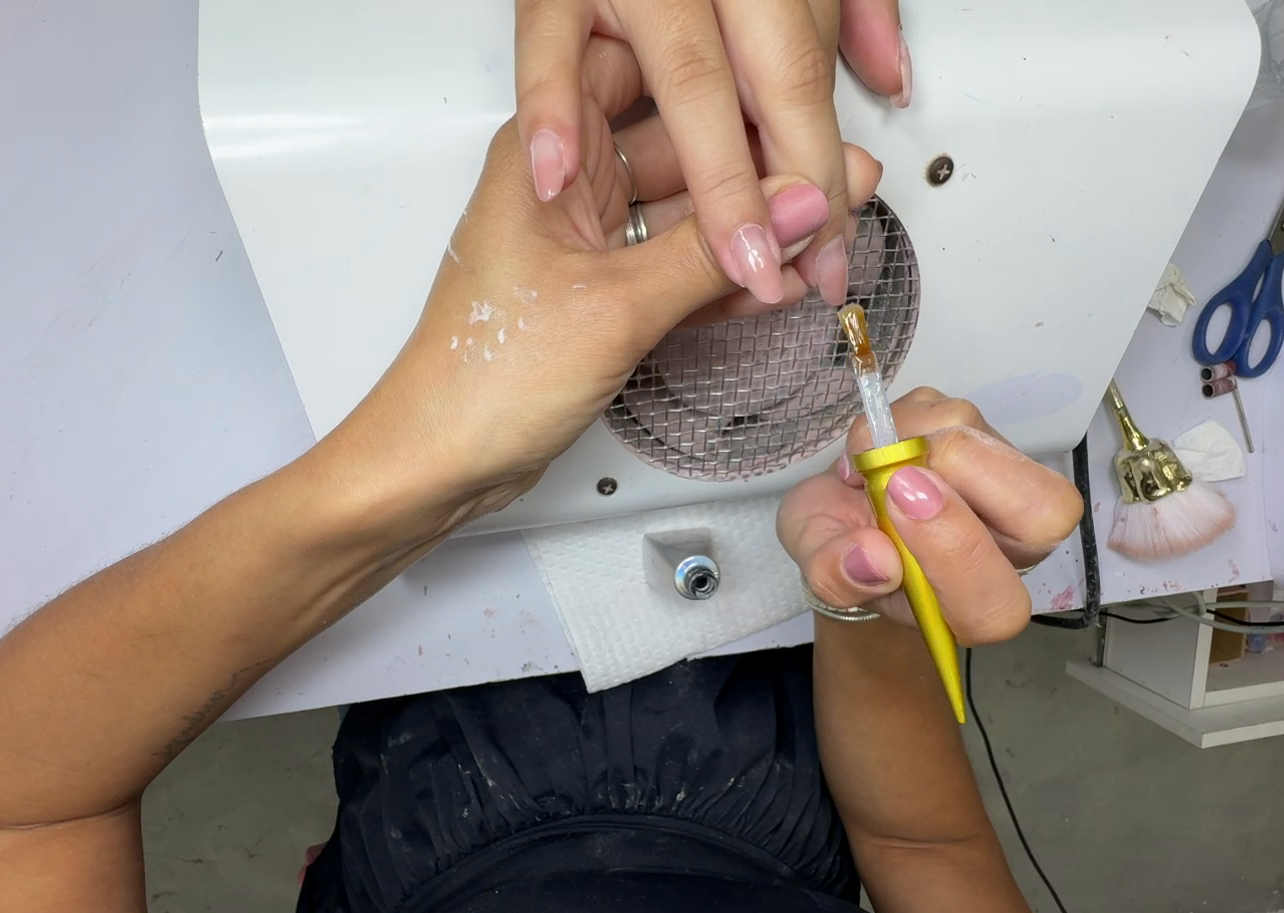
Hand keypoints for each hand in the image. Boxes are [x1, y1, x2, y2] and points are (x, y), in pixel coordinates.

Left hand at [323, 37, 882, 527]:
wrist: (449, 460)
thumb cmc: (482, 380)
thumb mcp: (612, 306)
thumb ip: (709, 256)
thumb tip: (790, 210)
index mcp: (547, 152)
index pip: (654, 81)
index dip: (731, 98)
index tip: (798, 120)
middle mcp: (567, 188)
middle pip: (683, 155)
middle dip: (760, 177)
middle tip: (835, 187)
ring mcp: (587, 247)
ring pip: (687, 221)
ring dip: (750, 237)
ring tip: (822, 239)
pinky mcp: (602, 298)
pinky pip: (675, 273)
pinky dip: (721, 281)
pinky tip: (774, 284)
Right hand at [777, 391, 1083, 644]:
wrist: (843, 519)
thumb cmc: (839, 554)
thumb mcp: (819, 575)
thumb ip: (835, 575)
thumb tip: (871, 556)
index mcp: (972, 606)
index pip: (995, 599)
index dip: (955, 549)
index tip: (897, 500)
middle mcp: (1006, 551)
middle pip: (1042, 511)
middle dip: (960, 472)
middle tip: (889, 469)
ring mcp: (1006, 487)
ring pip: (986, 445)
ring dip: (911, 438)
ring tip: (865, 464)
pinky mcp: (987, 438)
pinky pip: (955, 412)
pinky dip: (907, 417)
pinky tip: (882, 445)